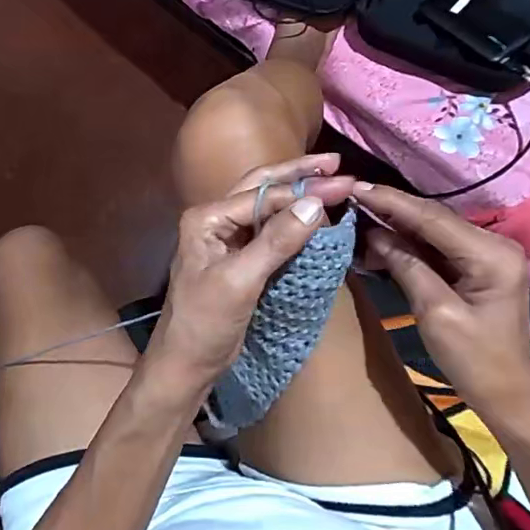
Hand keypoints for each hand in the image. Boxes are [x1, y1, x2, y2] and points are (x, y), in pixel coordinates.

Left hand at [145, 155, 354, 391]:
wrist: (186, 365)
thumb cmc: (204, 323)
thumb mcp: (240, 281)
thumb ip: (276, 241)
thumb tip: (315, 204)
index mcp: (207, 218)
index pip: (262, 195)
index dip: (303, 189)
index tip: (343, 185)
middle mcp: (216, 221)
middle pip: (262, 186)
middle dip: (299, 174)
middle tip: (336, 164)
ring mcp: (228, 240)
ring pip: (266, 205)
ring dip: (297, 192)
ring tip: (330, 179)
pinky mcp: (240, 259)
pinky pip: (270, 230)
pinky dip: (293, 220)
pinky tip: (313, 215)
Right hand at [351, 184, 529, 417]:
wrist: (509, 397)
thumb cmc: (476, 361)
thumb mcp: (436, 313)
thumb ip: (407, 266)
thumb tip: (375, 234)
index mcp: (491, 253)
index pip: (432, 218)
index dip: (391, 202)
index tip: (354, 188)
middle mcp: (493, 244)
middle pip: (433, 218)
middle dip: (390, 210)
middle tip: (349, 199)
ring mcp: (487, 254)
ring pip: (432, 230)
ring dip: (396, 226)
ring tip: (357, 221)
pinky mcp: (477, 267)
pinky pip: (437, 246)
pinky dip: (408, 244)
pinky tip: (380, 242)